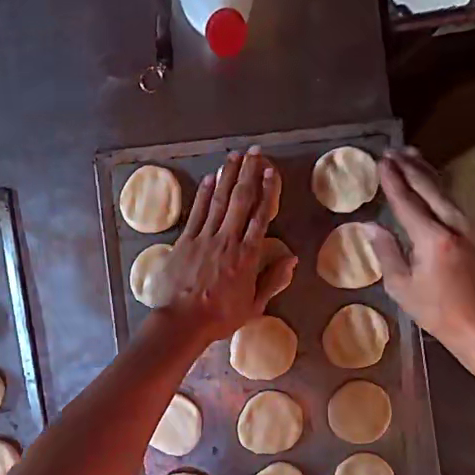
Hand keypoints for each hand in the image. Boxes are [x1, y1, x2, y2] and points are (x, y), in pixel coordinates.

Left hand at [149, 148, 294, 347]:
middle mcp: (227, 240)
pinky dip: (204, 194)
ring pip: (219, 200)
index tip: (272, 172)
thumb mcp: (254, 306)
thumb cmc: (220, 318)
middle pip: (241, 200)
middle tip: (256, 152)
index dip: (267, 191)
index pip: (261, 216)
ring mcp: (204, 238)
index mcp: (247, 255)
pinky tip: (211, 178)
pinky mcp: (185, 241)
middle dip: (249, 173)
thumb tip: (292, 259)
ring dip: (228, 176)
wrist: (182, 322)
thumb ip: (273, 281)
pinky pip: (197, 212)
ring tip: (235, 156)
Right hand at [370, 147, 474, 353]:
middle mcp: (452, 225)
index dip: (392, 181)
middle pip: (429, 187)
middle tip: (391, 151)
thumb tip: (370, 226)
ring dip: (425, 171)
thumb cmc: (434, 310)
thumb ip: (386, 251)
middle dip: (409, 167)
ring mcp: (466, 227)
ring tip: (409, 154)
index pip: (407, 201)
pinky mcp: (471, 233)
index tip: (380, 161)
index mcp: (432, 238)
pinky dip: (437, 185)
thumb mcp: (400, 286)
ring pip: (443, 189)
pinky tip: (429, 180)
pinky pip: (451, 199)